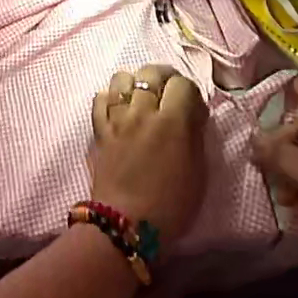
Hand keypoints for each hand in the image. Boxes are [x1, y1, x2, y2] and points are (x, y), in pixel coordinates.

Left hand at [88, 65, 206, 238]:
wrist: (127, 225)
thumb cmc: (172, 204)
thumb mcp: (198, 169)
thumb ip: (194, 133)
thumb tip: (192, 113)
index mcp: (173, 121)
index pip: (182, 83)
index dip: (189, 90)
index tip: (192, 106)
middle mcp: (143, 111)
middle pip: (150, 72)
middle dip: (163, 77)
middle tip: (168, 93)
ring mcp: (117, 118)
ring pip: (122, 78)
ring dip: (134, 84)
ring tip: (141, 98)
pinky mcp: (99, 129)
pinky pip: (100, 98)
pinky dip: (110, 98)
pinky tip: (119, 109)